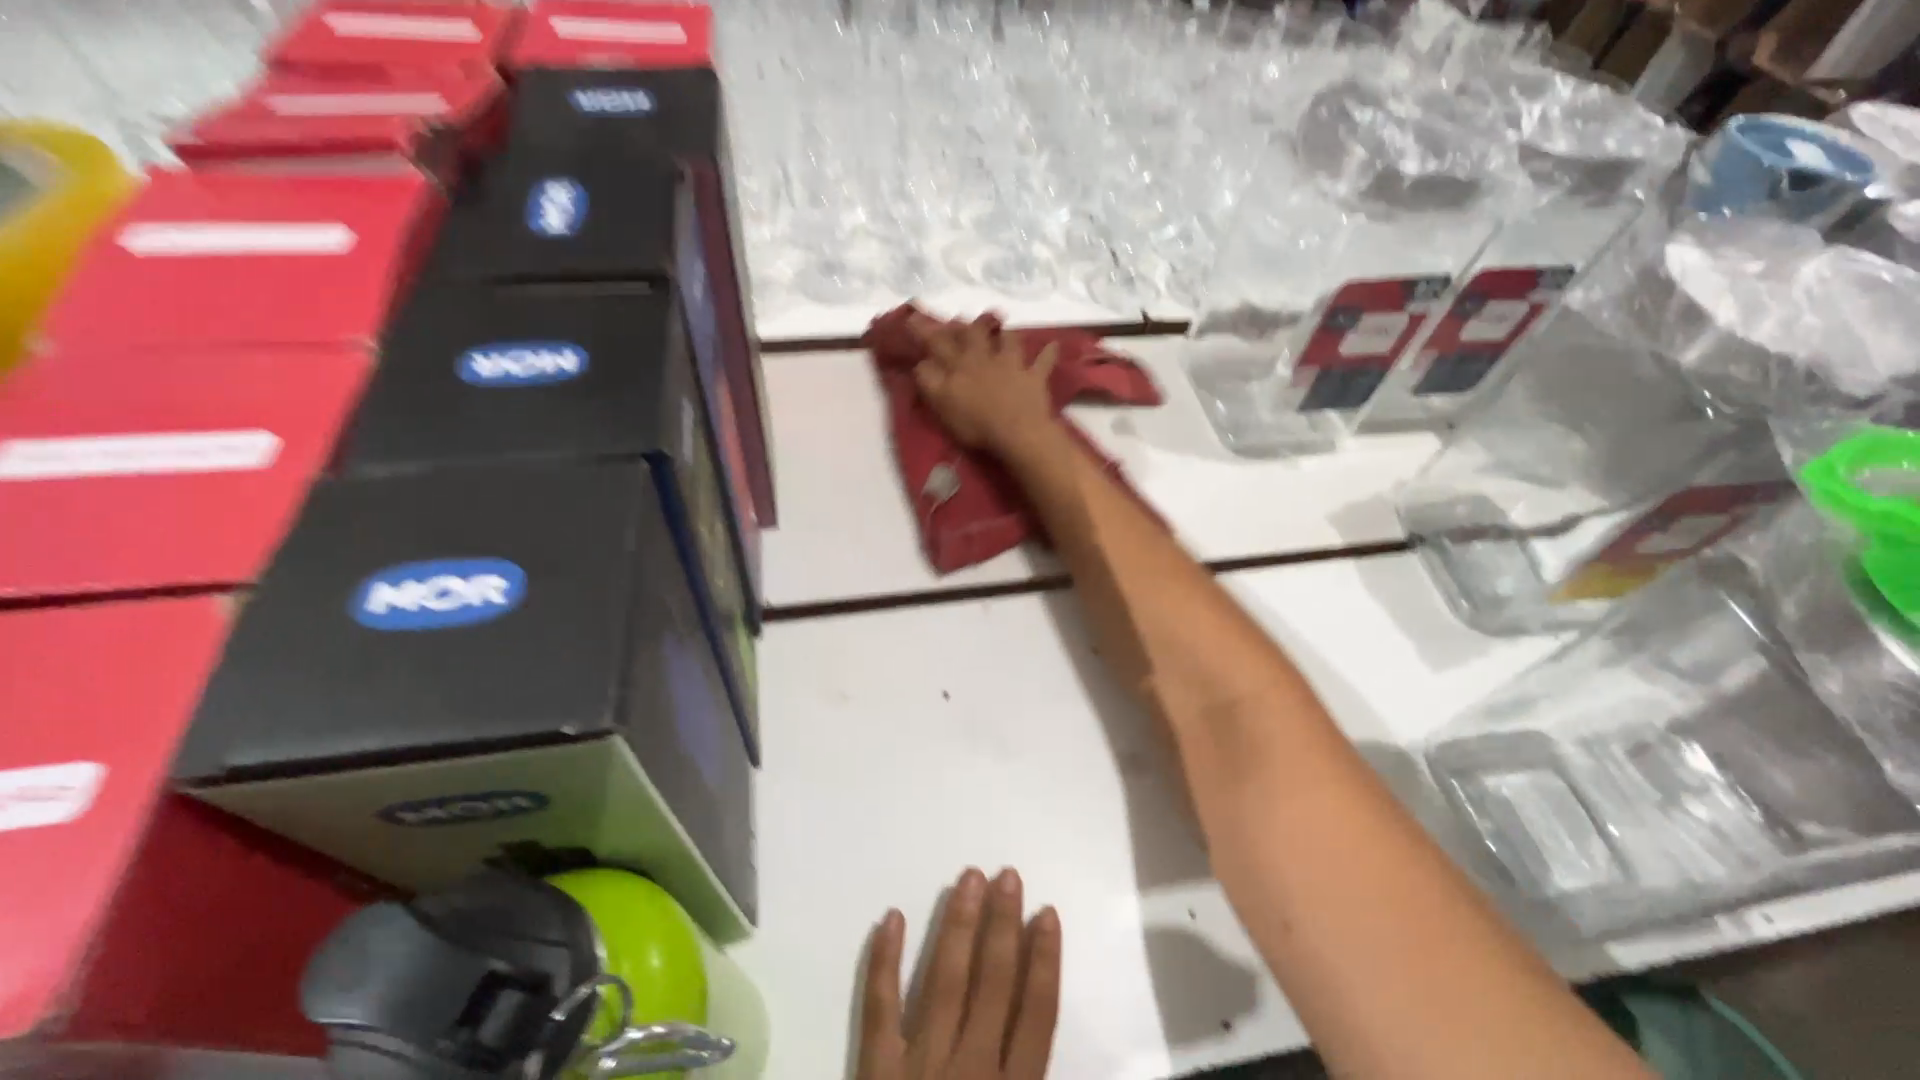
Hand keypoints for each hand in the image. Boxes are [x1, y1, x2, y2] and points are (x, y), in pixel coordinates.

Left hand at [856, 868, 1062, 1079]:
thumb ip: (1022, 1068)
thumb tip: (1031, 1010)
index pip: (1037, 1014)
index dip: (1044, 960)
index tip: (1045, 913)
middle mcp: (972, 1068)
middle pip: (992, 984)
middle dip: (1002, 925)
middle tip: (1006, 875)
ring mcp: (921, 1065)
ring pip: (944, 983)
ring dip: (958, 927)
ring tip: (968, 880)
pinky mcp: (877, 1069)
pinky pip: (881, 1008)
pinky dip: (885, 961)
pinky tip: (893, 918)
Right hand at [908, 316, 1060, 456]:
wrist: (1017, 431)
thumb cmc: (975, 422)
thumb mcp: (941, 405)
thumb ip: (929, 381)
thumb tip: (921, 362)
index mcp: (960, 365)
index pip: (938, 343)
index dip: (925, 330)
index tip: (914, 317)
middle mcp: (985, 358)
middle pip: (974, 334)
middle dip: (965, 325)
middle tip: (959, 320)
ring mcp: (1012, 365)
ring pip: (1008, 340)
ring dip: (1004, 333)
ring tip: (1002, 329)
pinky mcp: (1034, 377)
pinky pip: (1043, 362)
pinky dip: (1048, 354)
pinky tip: (1052, 346)